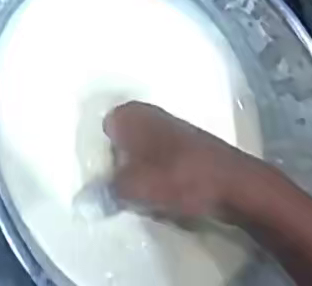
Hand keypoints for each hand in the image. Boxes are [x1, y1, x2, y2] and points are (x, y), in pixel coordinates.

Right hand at [102, 101, 267, 222]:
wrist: (228, 181)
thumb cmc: (175, 176)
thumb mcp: (133, 189)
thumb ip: (105, 191)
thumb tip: (83, 200)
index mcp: (130, 114)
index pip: (104, 126)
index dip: (102, 152)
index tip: (104, 176)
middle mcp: (146, 112)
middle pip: (122, 137)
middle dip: (119, 159)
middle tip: (120, 186)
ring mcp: (168, 124)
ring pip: (142, 146)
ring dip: (140, 166)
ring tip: (143, 191)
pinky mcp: (184, 141)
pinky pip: (160, 154)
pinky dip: (158, 169)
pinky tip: (163, 188)